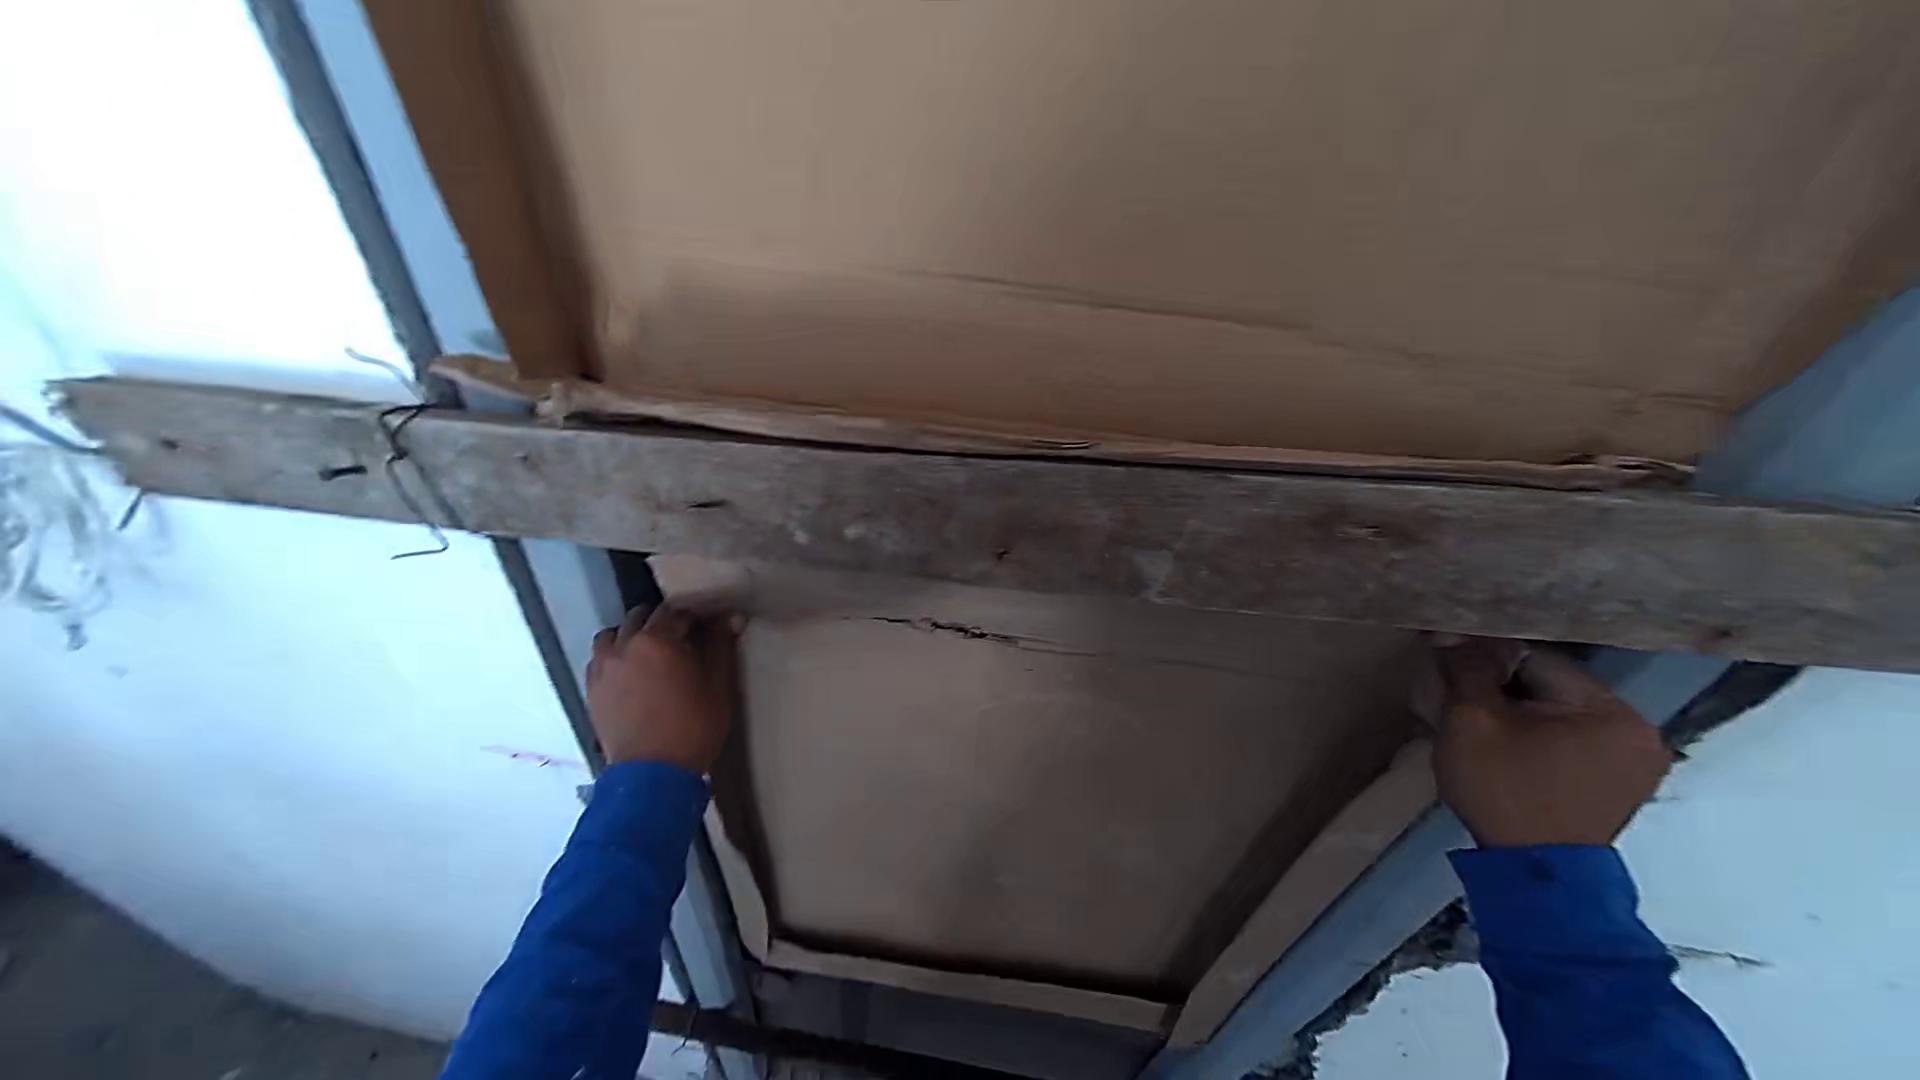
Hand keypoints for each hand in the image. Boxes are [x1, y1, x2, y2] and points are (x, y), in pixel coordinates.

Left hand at [585, 605, 733, 772]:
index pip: (677, 611)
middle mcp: (625, 646)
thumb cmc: (693, 726)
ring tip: (651, 652)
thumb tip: (733, 617)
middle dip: (663, 621)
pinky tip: (631, 673)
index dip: (695, 615)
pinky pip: (600, 659)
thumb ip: (722, 646)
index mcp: (658, 640)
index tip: (708, 625)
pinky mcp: (593, 690)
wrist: (653, 773)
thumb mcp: (718, 685)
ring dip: (632, 635)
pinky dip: (615, 657)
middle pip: (641, 616)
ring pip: (614, 634)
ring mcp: (603, 668)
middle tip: (683, 638)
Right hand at [1424, 637, 1671, 847]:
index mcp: (1613, 712)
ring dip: (1510, 711)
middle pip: (1546, 686)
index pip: (1534, 660)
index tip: (1448, 673)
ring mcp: (1631, 761)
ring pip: (1552, 712)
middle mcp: (1637, 731)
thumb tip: (1452, 632)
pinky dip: (1529, 735)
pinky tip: (1498, 745)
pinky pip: (1564, 738)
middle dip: (1496, 688)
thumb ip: (1466, 669)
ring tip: (1472, 725)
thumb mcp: (1471, 721)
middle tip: (1452, 700)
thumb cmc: (1504, 789)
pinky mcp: (1615, 782)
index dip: (1483, 663)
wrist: (1532, 873)